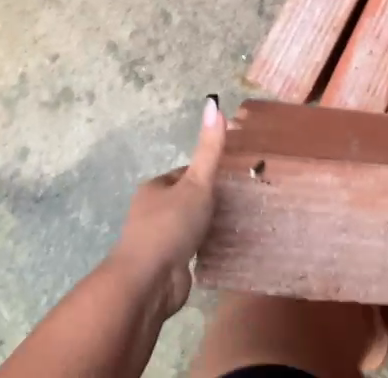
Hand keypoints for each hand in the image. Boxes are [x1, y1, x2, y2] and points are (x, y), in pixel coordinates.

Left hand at [103, 95, 226, 318]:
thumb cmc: (169, 227)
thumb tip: (214, 102)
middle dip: (208, 202)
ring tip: (236, 225)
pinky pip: (189, 251)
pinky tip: (222, 249)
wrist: (147, 284)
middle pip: (186, 200)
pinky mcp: (165, 267)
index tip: (232, 180)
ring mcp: (157, 241)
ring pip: (188, 227)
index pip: (185, 174)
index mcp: (154, 189)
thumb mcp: (196, 183)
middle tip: (240, 203)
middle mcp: (151, 213)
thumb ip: (209, 148)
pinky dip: (203, 249)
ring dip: (206, 227)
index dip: (207, 175)